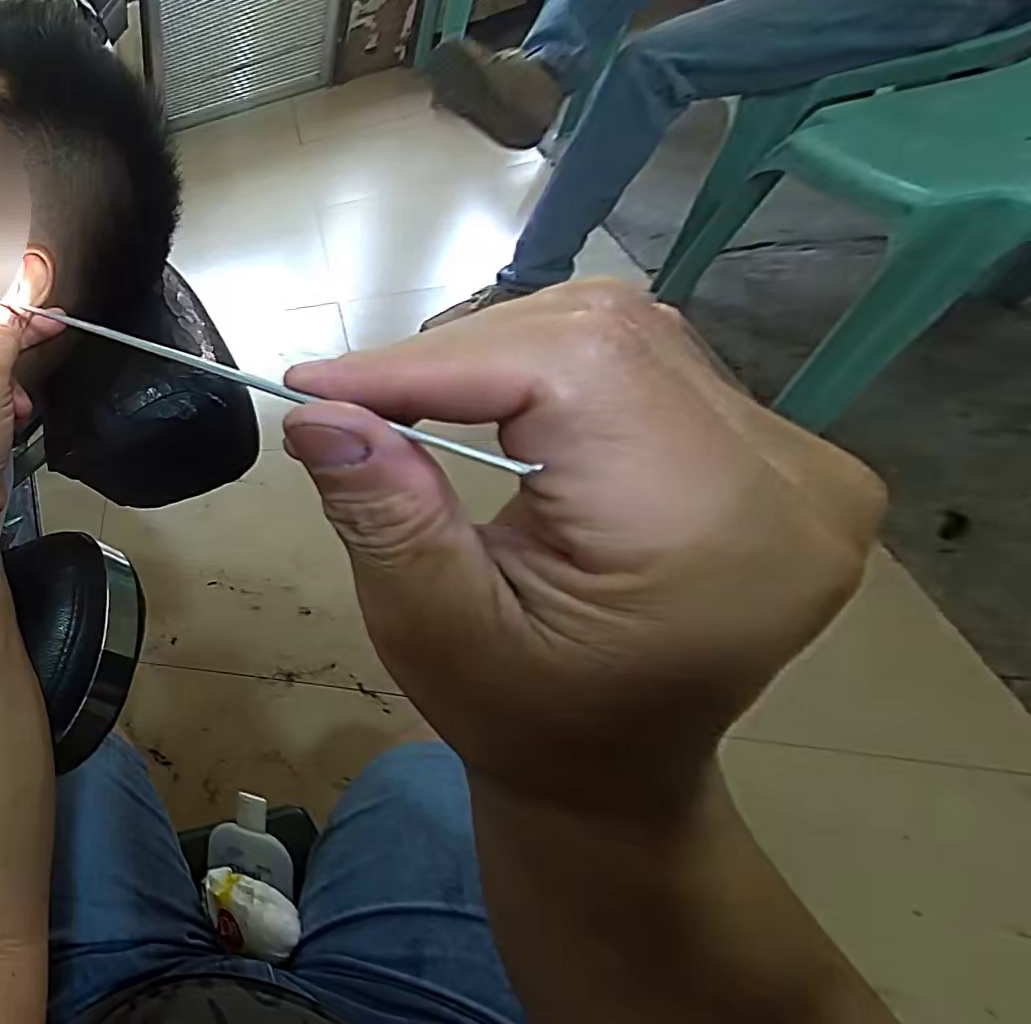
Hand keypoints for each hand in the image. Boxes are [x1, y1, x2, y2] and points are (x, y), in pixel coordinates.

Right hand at [282, 281, 884, 810]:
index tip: (313, 387)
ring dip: (477, 352)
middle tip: (345, 401)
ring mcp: (780, 449)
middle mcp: (777, 470)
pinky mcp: (745, 442)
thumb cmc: (514, 715)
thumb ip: (381, 515)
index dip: (425, 362)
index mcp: (706, 529)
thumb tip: (315, 416)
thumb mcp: (427, 626)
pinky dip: (518, 362)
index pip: (565, 370)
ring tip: (397, 401)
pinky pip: (621, 356)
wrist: (603, 765)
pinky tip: (470, 399)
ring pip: (602, 328)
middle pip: (587, 333)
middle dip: (440, 356)